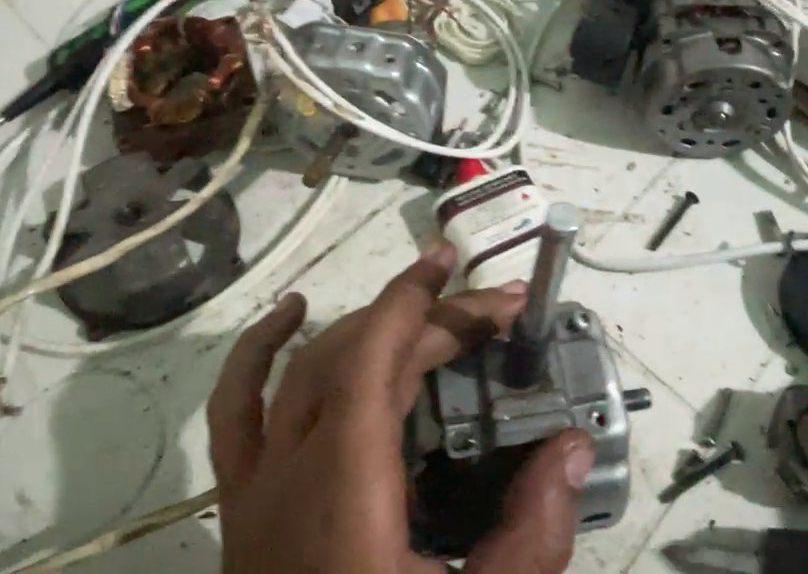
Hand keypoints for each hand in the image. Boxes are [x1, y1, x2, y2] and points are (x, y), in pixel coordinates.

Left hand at [208, 242, 597, 573]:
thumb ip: (530, 535)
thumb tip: (572, 446)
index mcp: (344, 492)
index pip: (373, 361)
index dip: (415, 303)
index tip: (464, 272)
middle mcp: (289, 473)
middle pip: (353, 357)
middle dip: (425, 320)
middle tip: (491, 315)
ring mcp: (253, 488)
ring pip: (300, 369)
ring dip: (363, 323)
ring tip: (421, 297)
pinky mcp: (241, 507)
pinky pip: (236, 409)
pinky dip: (259, 351)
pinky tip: (292, 314)